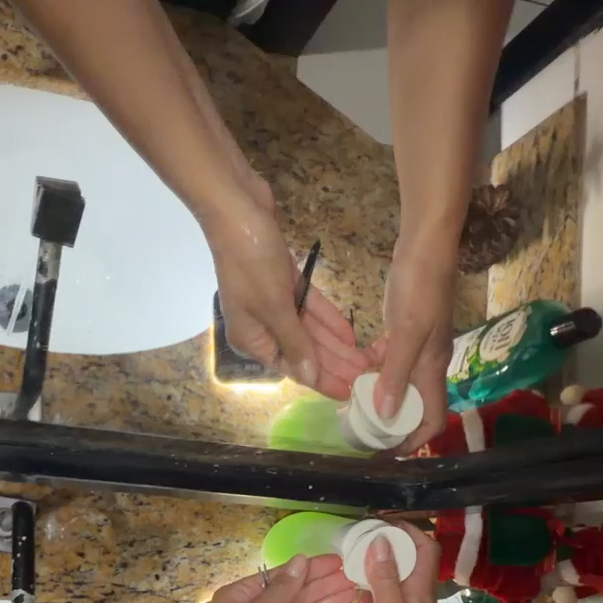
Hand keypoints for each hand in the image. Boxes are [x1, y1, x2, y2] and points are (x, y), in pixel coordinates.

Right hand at [200, 187, 368, 399]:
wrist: (237, 210)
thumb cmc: (251, 262)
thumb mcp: (274, 307)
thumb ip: (295, 343)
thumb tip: (309, 376)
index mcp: (252, 339)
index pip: (291, 368)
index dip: (321, 380)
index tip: (348, 392)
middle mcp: (260, 326)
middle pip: (303, 351)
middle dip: (334, 363)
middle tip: (366, 375)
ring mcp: (271, 303)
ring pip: (309, 331)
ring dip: (335, 344)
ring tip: (364, 358)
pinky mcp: (281, 282)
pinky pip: (309, 307)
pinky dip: (327, 318)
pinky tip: (349, 332)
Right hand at [351, 523, 442, 602]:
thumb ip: (386, 580)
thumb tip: (381, 540)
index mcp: (421, 597)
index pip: (424, 550)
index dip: (408, 530)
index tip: (379, 521)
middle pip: (402, 568)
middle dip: (379, 552)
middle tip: (351, 545)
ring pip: (383, 592)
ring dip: (364, 580)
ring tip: (338, 574)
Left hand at [365, 237, 457, 453]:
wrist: (426, 244)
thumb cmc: (421, 286)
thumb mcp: (406, 331)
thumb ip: (395, 373)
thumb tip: (386, 415)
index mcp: (432, 368)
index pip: (430, 418)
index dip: (412, 440)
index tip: (386, 453)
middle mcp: (426, 363)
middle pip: (411, 406)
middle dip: (390, 425)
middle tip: (361, 436)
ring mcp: (415, 347)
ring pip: (396, 384)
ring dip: (376, 399)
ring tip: (350, 411)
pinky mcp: (403, 332)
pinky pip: (386, 361)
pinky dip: (371, 370)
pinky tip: (351, 373)